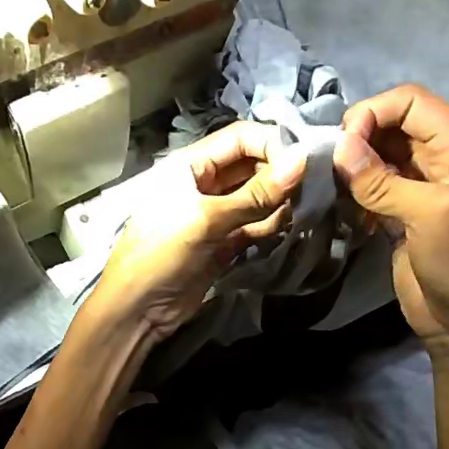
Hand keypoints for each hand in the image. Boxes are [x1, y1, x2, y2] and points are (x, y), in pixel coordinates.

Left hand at [85, 122, 304, 342]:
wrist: (138, 310)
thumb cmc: (161, 254)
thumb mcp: (205, 220)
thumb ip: (255, 195)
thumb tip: (302, 161)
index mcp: (190, 166)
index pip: (239, 139)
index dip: (272, 143)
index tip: (304, 159)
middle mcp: (204, 185)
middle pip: (251, 166)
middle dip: (280, 173)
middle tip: (310, 186)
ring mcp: (215, 216)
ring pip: (257, 198)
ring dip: (279, 202)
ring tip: (301, 209)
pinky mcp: (224, 244)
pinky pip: (255, 225)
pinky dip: (271, 225)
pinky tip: (287, 226)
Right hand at [337, 84, 448, 368]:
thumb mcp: (432, 214)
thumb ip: (383, 180)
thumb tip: (337, 149)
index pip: (411, 102)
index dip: (373, 113)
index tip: (342, 145)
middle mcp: (444, 158)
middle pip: (392, 126)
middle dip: (358, 140)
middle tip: (330, 168)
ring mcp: (422, 188)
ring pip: (379, 158)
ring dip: (353, 168)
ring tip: (333, 188)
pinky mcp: (403, 216)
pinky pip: (373, 189)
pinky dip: (355, 193)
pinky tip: (345, 210)